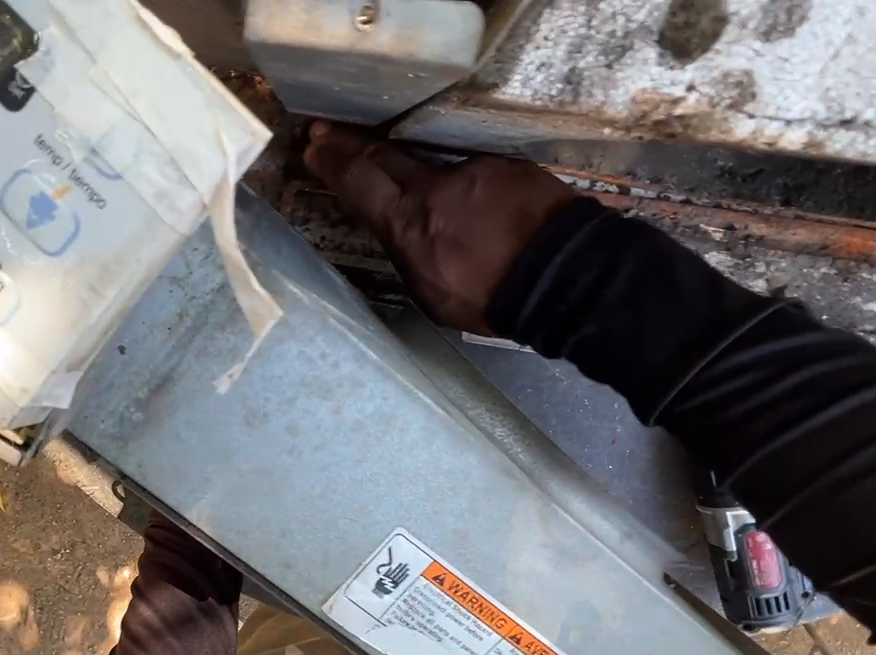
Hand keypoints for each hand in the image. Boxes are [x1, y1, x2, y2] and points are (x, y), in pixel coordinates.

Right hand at [302, 122, 575, 335]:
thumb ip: (409, 255)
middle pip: (384, 157)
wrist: (561, 278)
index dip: (332, 163)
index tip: (314, 148)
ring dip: (412, 172)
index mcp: (408, 226)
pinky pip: (473, 173)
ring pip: (431, 166)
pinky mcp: (507, 167)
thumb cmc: (488, 300)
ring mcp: (473, 172)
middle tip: (327, 133)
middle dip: (351, 145)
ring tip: (415, 192)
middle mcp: (434, 189)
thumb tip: (403, 237)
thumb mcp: (430, 293)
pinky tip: (474, 206)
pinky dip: (464, 187)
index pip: (359, 183)